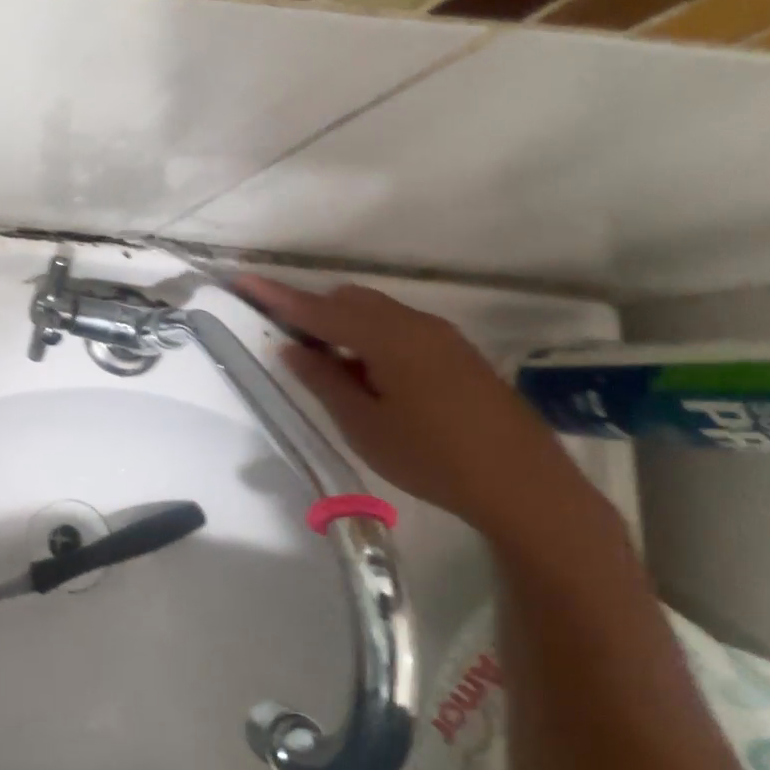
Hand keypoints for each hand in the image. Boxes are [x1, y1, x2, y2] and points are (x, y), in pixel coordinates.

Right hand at [236, 276, 592, 537]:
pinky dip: (373, 339)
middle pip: (350, 300)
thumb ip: (323, 380)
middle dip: (314, 311)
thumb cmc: (433, 459)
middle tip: (289, 344)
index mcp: (388, 337)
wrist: (527, 489)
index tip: (242, 281)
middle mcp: (416, 324)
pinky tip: (371, 379)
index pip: (318, 308)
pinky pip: (401, 329)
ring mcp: (444, 338)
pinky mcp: (460, 355)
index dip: (277, 296)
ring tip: (329, 368)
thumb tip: (292, 347)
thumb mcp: (363, 425)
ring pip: (378, 313)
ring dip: (345, 327)